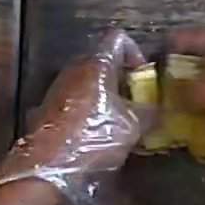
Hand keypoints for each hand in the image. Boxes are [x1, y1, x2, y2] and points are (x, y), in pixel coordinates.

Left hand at [0, 29, 146, 201]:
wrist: (49, 166)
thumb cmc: (94, 138)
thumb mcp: (132, 126)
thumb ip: (148, 111)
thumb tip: (157, 107)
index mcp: (96, 65)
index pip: (117, 38)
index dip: (134, 51)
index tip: (141, 75)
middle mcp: (74, 68)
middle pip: (101, 58)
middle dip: (120, 74)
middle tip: (133, 97)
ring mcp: (58, 85)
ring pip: (86, 77)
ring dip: (103, 90)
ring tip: (115, 116)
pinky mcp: (47, 104)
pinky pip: (73, 95)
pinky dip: (87, 104)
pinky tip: (92, 130)